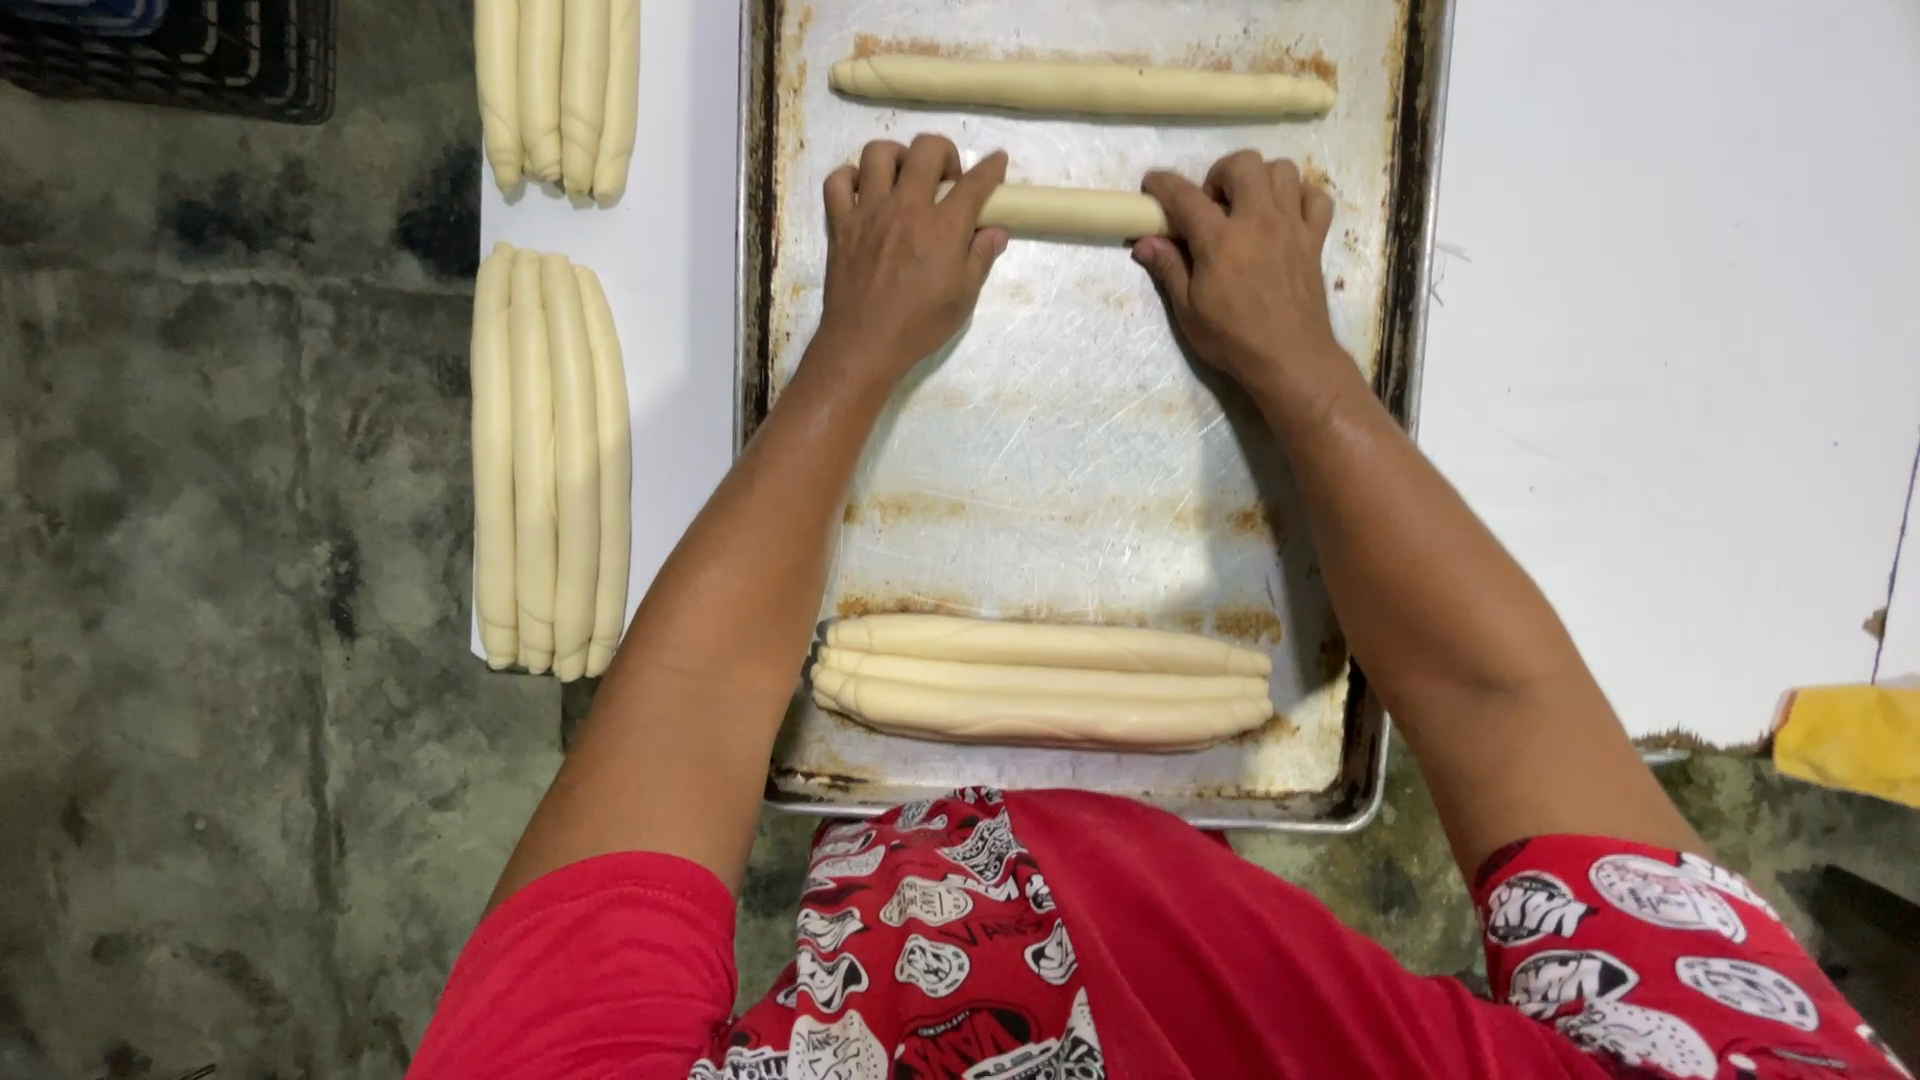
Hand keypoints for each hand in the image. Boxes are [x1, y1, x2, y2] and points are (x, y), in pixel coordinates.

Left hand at [813, 135, 1009, 381]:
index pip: (974, 183)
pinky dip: (850, 178)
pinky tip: (863, 193)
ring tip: (904, 178)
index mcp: (943, 227)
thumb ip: (981, 258)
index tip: (997, 162)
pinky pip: (837, 181)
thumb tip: (997, 231)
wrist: (865, 343)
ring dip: (897, 157)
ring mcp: (868, 212)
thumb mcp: (963, 297)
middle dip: (944, 152)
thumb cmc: (920, 325)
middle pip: (926, 150)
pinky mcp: (840, 224)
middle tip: (945, 178)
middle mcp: (906, 207)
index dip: (991, 167)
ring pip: (878, 153)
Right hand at [1134, 152, 1341, 396]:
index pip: (1185, 197)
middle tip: (1211, 203)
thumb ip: (1169, 269)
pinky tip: (1284, 217)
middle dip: (1221, 173)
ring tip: (1247, 206)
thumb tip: (1144, 243)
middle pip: (1245, 163)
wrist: (1288, 358)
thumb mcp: (1187, 310)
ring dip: (1261, 180)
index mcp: (1220, 240)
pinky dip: (1299, 197)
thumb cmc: (1231, 339)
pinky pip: (1316, 197)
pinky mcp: (1314, 239)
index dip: (1163, 185)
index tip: (1151, 183)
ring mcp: (1292, 226)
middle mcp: (1258, 221)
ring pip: (1283, 170)